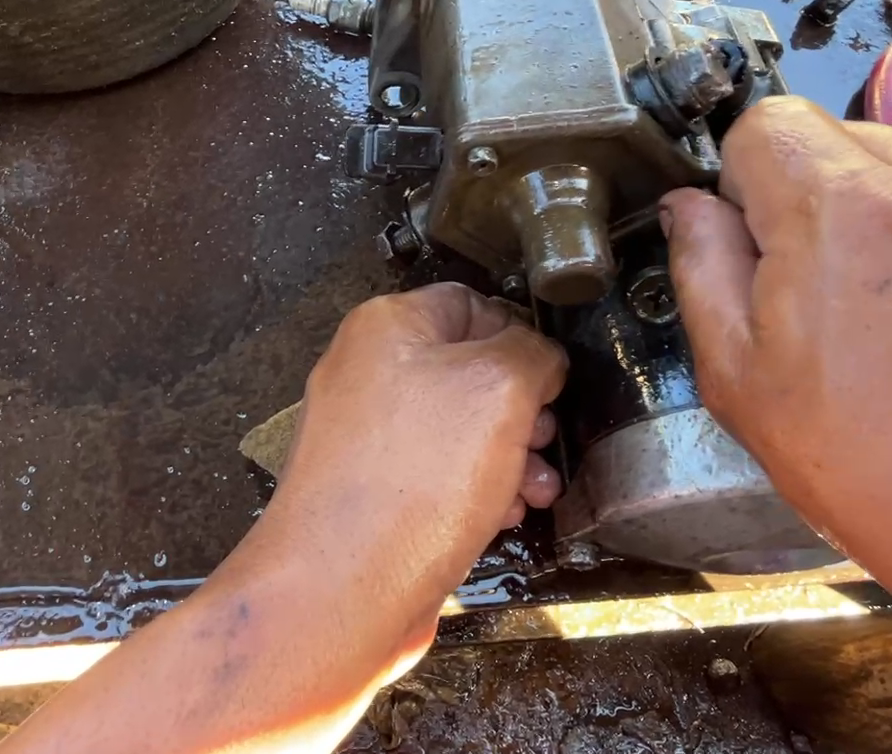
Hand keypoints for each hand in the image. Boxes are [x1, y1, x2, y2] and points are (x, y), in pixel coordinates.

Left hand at [251, 283, 566, 640]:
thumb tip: (538, 356)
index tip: (550, 377)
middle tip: (544, 439)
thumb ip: (531, 351)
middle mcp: (365, 369)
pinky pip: (432, 469)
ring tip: (537, 490)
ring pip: (455, 425)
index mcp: (386, 325)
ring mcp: (362, 430)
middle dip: (520, 407)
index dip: (518, 336)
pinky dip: (473, 485)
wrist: (342, 587)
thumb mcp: (499, 386)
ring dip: (507, 453)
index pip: (469, 304)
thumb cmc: (417, 476)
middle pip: (465, 369)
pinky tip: (502, 514)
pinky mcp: (367, 485)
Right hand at [661, 96, 891, 752]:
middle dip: (818, 198)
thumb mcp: (743, 384)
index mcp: (840, 214)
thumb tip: (690, 206)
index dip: (745, 176)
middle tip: (830, 293)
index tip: (758, 236)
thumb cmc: (888, 477)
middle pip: (844, 139)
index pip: (765, 122)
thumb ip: (702, 270)